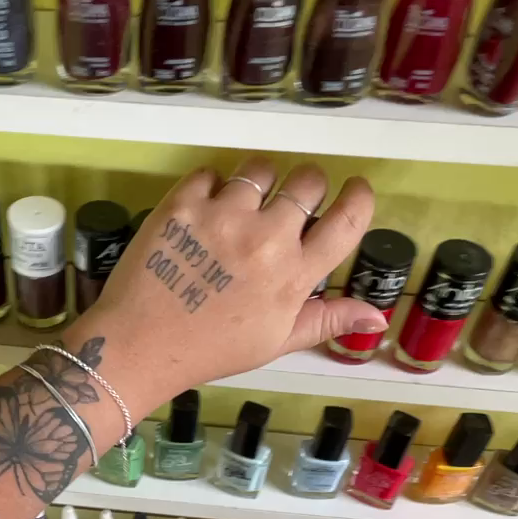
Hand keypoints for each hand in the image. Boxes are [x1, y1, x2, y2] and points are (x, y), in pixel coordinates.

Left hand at [64, 156, 385, 412]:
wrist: (140, 346)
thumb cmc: (210, 350)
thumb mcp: (273, 343)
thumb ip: (325, 321)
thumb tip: (377, 315)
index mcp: (293, 276)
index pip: (348, 220)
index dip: (358, 198)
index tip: (352, 191)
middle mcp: (266, 239)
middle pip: (308, 181)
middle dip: (305, 189)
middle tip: (285, 208)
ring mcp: (223, 216)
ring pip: (260, 169)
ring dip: (258, 183)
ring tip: (241, 208)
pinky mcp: (182, 204)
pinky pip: (209, 173)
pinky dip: (209, 189)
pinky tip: (202, 216)